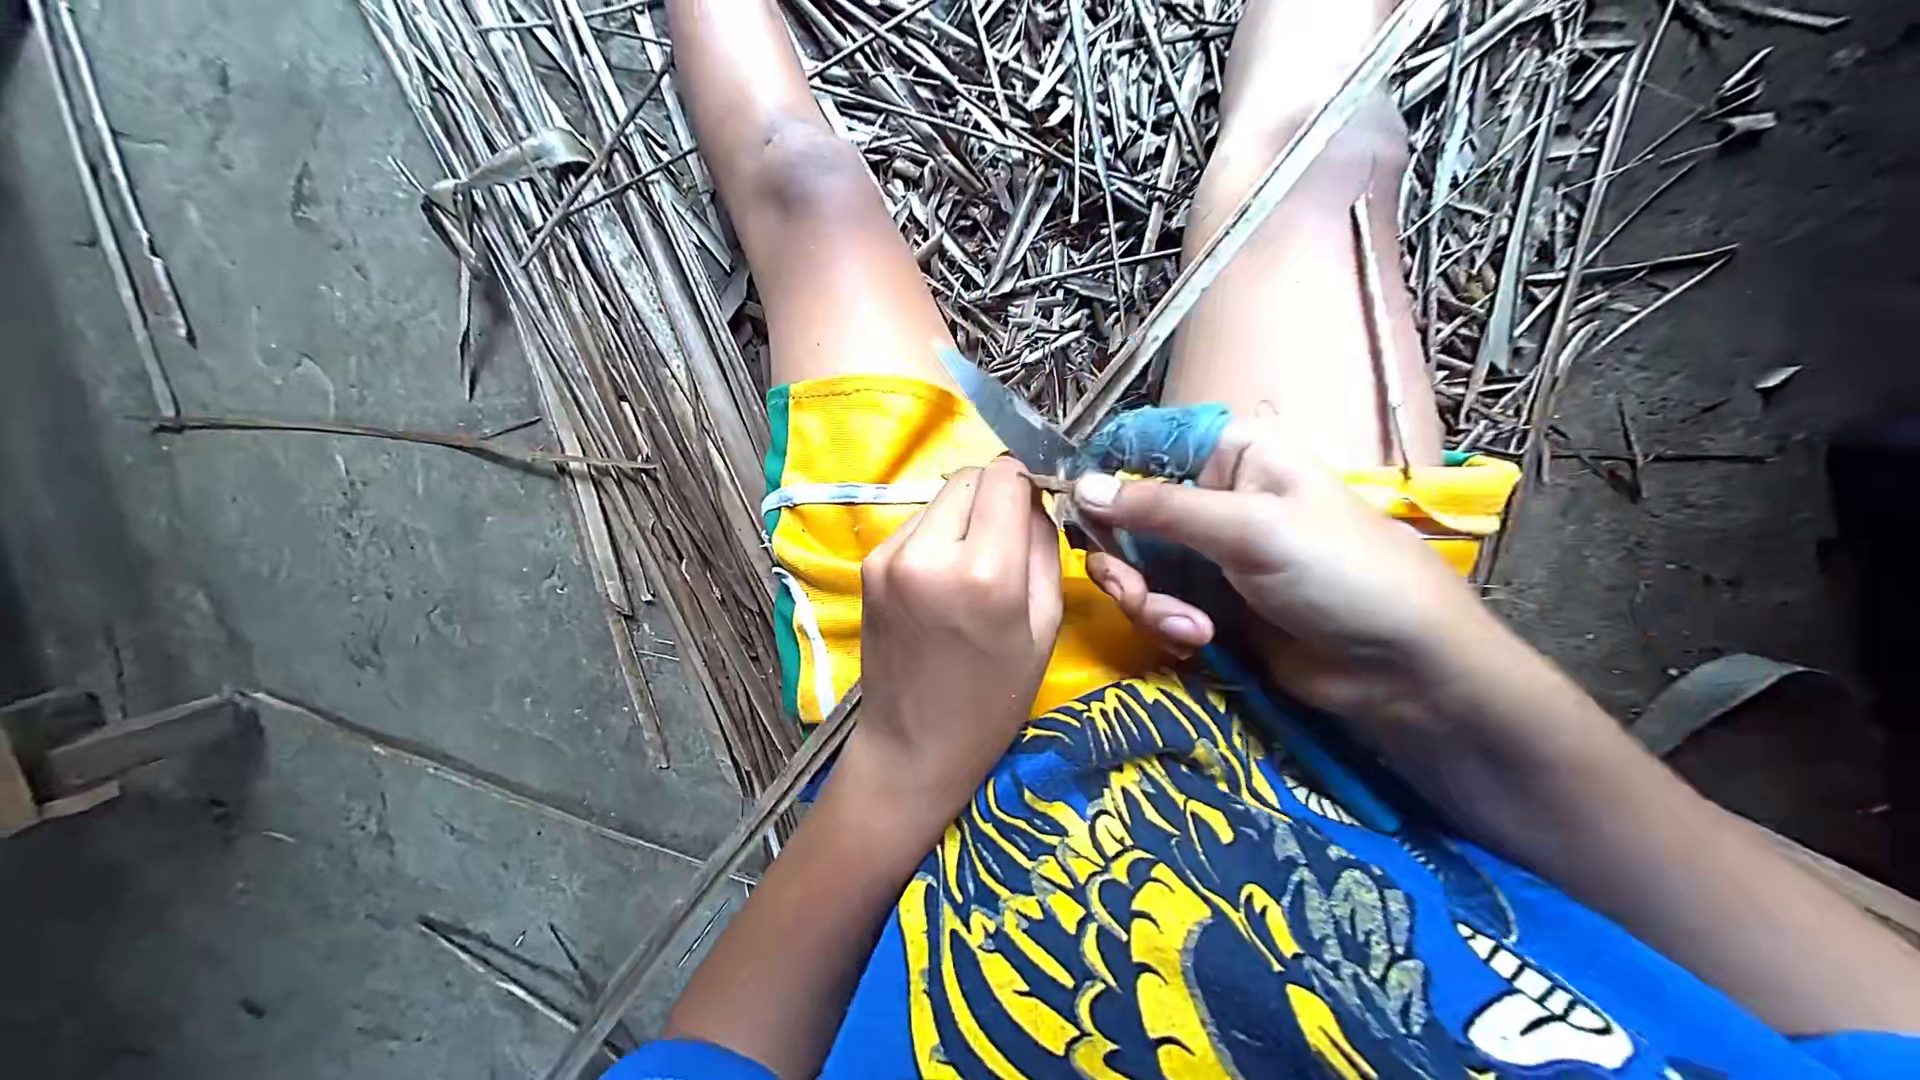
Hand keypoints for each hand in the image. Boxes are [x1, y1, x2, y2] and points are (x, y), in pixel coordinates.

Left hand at [842, 456, 1063, 831]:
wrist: (913, 745)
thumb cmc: (992, 698)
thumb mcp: (1044, 627)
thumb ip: (1045, 550)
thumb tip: (1036, 500)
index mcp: (983, 572)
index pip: (1005, 476)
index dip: (1026, 483)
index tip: (1035, 508)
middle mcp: (928, 552)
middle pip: (969, 477)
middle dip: (995, 495)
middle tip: (1007, 539)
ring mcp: (889, 556)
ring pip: (941, 497)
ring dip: (965, 514)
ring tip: (972, 562)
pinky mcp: (868, 564)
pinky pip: (916, 523)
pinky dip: (937, 534)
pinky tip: (942, 577)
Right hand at [1072, 420, 1505, 722]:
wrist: (1399, 668)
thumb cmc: (1338, 572)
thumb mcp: (1249, 528)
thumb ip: (1160, 508)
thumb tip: (1080, 486)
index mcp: (1229, 456)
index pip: (1140, 447)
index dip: (1102, 475)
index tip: (1076, 511)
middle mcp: (1208, 498)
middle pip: (1124, 515)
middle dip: (1123, 561)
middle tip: (1133, 593)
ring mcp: (1203, 553)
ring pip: (1132, 566)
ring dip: (1148, 601)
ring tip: (1188, 626)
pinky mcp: (1203, 601)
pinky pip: (1154, 604)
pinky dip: (1167, 623)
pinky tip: (1199, 639)